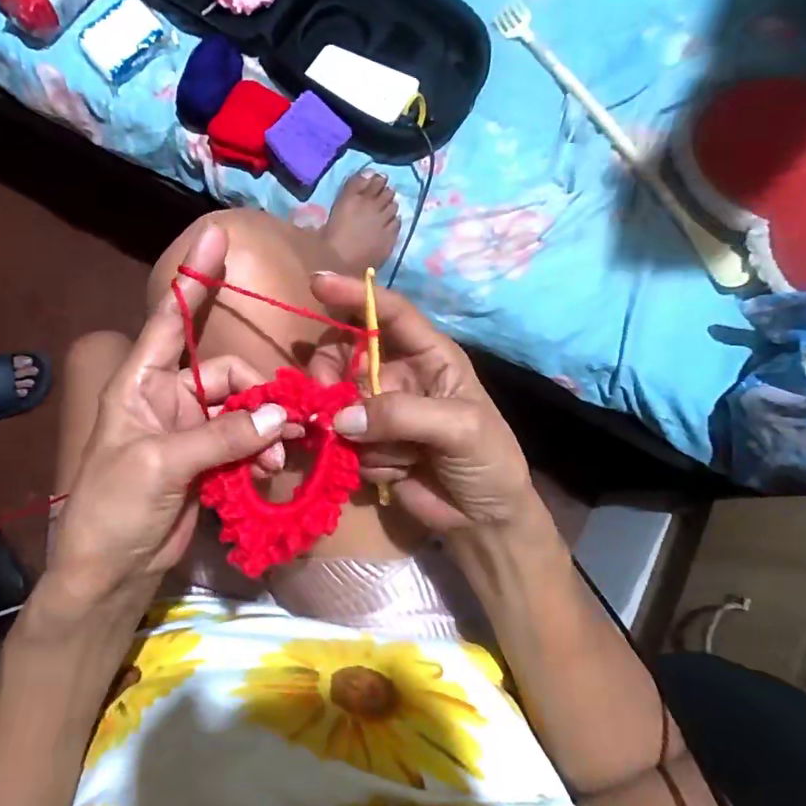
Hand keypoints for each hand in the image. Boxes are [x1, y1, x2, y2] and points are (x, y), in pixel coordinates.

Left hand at [46, 226, 288, 610]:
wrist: (111, 570)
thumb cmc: (113, 506)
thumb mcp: (162, 464)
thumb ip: (222, 436)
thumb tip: (281, 416)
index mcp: (140, 383)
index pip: (171, 320)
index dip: (195, 279)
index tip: (217, 236)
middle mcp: (166, 397)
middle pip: (226, 374)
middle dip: (259, 393)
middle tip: (290, 421)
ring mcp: (188, 430)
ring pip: (242, 411)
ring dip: (266, 427)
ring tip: (283, 453)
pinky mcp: (206, 461)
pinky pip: (244, 442)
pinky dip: (261, 452)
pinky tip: (272, 470)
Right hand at [307, 273, 547, 542]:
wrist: (484, 521)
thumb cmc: (488, 461)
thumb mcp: (459, 428)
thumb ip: (400, 414)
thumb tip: (339, 417)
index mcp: (429, 356)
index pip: (389, 314)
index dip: (355, 296)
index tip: (317, 285)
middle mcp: (398, 377)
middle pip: (345, 355)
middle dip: (332, 375)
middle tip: (327, 400)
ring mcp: (379, 412)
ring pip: (337, 403)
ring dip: (355, 432)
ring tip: (392, 454)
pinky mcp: (366, 445)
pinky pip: (342, 441)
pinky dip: (363, 459)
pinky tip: (397, 472)